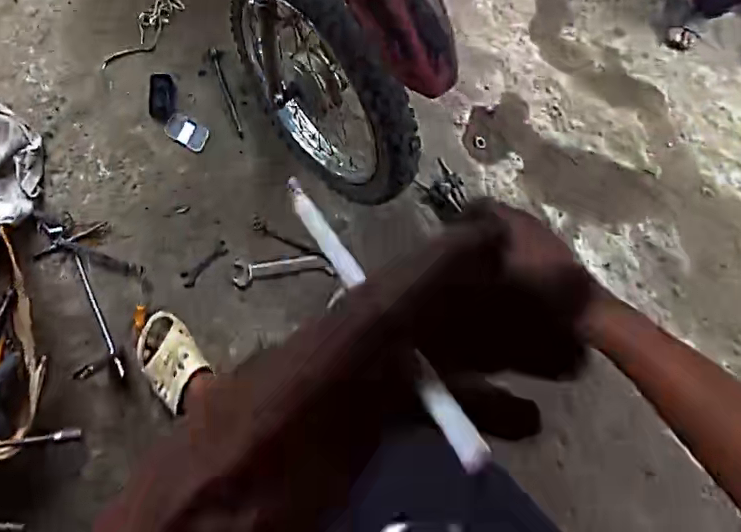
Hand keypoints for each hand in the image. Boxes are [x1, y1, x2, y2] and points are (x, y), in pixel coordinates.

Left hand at [92, 206, 597, 531]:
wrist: (173, 528)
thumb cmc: (223, 509)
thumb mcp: (279, 458)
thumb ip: (347, 408)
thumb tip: (428, 384)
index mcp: (303, 377)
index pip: (376, 308)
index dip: (435, 267)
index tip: (493, 237)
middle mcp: (320, 366)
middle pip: (411, 322)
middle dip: (487, 313)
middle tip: (568, 317)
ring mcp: (330, 391)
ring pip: (418, 354)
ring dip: (486, 352)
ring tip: (562, 364)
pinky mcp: (336, 420)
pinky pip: (408, 397)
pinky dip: (460, 398)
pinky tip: (516, 420)